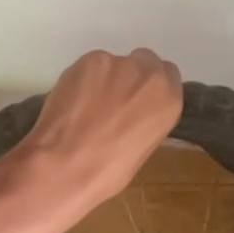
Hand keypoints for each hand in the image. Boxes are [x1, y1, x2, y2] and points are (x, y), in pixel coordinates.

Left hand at [2, 49, 183, 221]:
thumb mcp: (141, 148)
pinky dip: (83, 80)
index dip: (151, 86)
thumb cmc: (107, 172)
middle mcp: (148, 74)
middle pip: (144, 61)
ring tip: (84, 106)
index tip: (137, 99)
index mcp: (168, 100)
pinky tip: (71, 101)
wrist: (64, 164)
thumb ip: (143, 119)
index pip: (168, 76)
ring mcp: (118, 63)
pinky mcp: (89, 60)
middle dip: (131, 76)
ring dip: (104, 79)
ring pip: (113, 64)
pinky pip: (90, 67)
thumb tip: (130, 112)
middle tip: (112, 99)